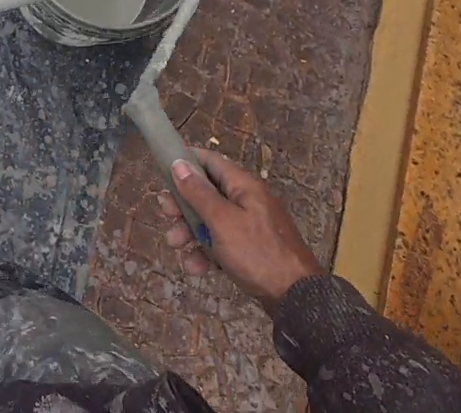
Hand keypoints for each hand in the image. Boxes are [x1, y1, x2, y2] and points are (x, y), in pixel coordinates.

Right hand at [156, 148, 323, 311]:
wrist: (297, 300)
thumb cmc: (258, 253)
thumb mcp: (223, 221)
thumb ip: (199, 193)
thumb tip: (179, 163)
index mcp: (244, 187)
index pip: (210, 161)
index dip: (186, 162)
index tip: (163, 172)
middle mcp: (246, 202)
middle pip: (206, 193)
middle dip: (183, 205)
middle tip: (166, 216)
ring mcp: (249, 227)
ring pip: (210, 220)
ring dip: (190, 232)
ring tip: (177, 247)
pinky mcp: (249, 250)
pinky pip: (221, 243)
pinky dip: (206, 252)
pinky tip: (197, 268)